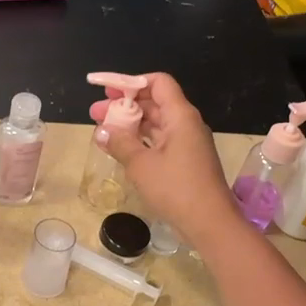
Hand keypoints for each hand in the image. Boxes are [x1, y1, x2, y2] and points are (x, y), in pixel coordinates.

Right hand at [88, 72, 242, 243]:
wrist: (210, 223)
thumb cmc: (176, 188)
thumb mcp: (141, 164)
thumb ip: (120, 143)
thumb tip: (102, 131)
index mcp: (180, 116)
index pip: (158, 83)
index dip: (132, 82)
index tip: (107, 92)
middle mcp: (186, 124)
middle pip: (154, 102)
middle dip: (123, 105)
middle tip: (95, 113)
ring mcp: (187, 143)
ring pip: (155, 123)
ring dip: (129, 124)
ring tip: (102, 130)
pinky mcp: (185, 161)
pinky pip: (159, 141)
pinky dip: (139, 140)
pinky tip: (120, 149)